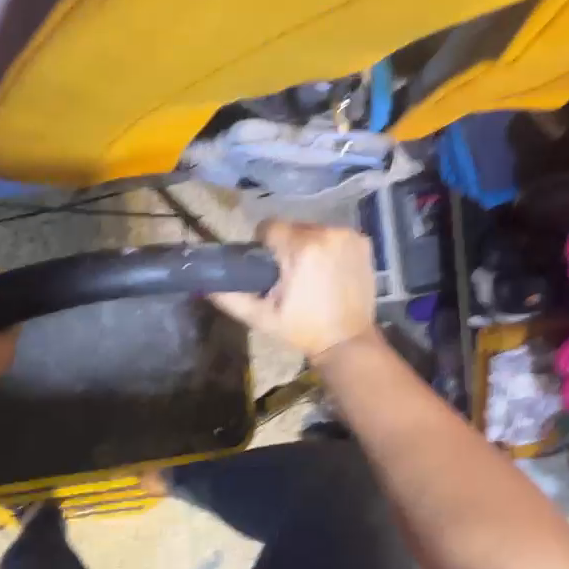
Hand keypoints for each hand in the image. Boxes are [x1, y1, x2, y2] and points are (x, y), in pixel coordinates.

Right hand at [212, 221, 378, 359]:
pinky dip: (329, 248)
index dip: (264, 245)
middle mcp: (327, 233)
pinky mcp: (363, 242)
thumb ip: (232, 298)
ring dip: (308, 246)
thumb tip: (205, 285)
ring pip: (314, 230)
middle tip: (289, 276)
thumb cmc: (303, 330)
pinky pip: (335, 236)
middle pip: (293, 227)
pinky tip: (329, 271)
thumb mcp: (262, 318)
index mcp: (302, 248)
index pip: (270, 227)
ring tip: (310, 274)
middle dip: (287, 246)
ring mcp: (348, 237)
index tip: (268, 267)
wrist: (348, 341)